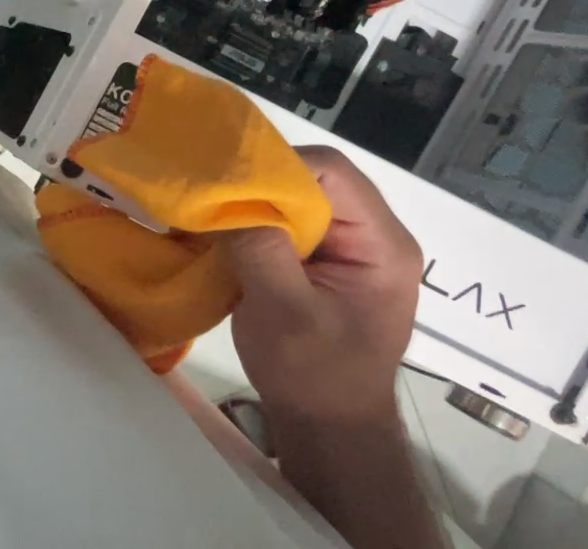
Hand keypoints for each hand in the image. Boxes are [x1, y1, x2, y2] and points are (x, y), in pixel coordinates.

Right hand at [221, 145, 422, 422]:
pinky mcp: (320, 258)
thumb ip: (261, 248)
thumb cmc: (312, 372)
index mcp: (380, 245)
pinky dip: (250, 217)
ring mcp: (347, 246)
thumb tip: (225, 195)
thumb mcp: (282, 311)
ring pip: (295, 195)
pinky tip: (220, 229)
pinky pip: (286, 218)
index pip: (331, 172)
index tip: (224, 180)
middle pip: (312, 177)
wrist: (325, 422)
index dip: (277, 165)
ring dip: (250, 199)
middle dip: (257, 180)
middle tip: (207, 191)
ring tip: (206, 208)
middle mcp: (371, 235)